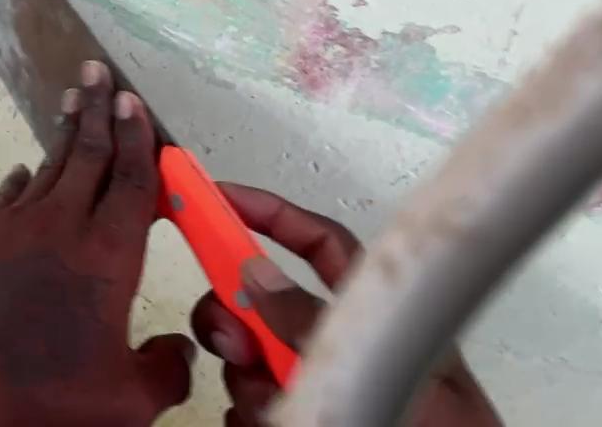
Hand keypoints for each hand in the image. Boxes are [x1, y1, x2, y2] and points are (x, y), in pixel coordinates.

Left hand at [0, 61, 194, 426]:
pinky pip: (11, 195)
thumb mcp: (125, 399)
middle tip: (100, 71)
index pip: (132, 185)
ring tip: (73, 99)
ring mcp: (14, 225)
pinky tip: (24, 169)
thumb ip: (166, 370)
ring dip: (64, 134)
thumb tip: (184, 346)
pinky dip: (23, 178)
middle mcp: (60, 225)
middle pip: (87, 156)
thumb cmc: (43, 391)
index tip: (136, 103)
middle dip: (99, 112)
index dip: (139, 142)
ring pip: (48, 168)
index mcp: (106, 257)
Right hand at [189, 185, 504, 426]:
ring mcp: (315, 388)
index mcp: (379, 327)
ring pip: (246, 353)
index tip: (212, 197)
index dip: (267, 212)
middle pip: (259, 298)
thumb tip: (254, 271)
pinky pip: (243, 402)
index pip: (319, 245)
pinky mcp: (295, 419)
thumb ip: (320, 327)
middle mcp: (339, 351)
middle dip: (231, 314)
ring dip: (245, 380)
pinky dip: (245, 416)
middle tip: (234, 344)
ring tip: (275, 416)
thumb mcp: (388, 382)